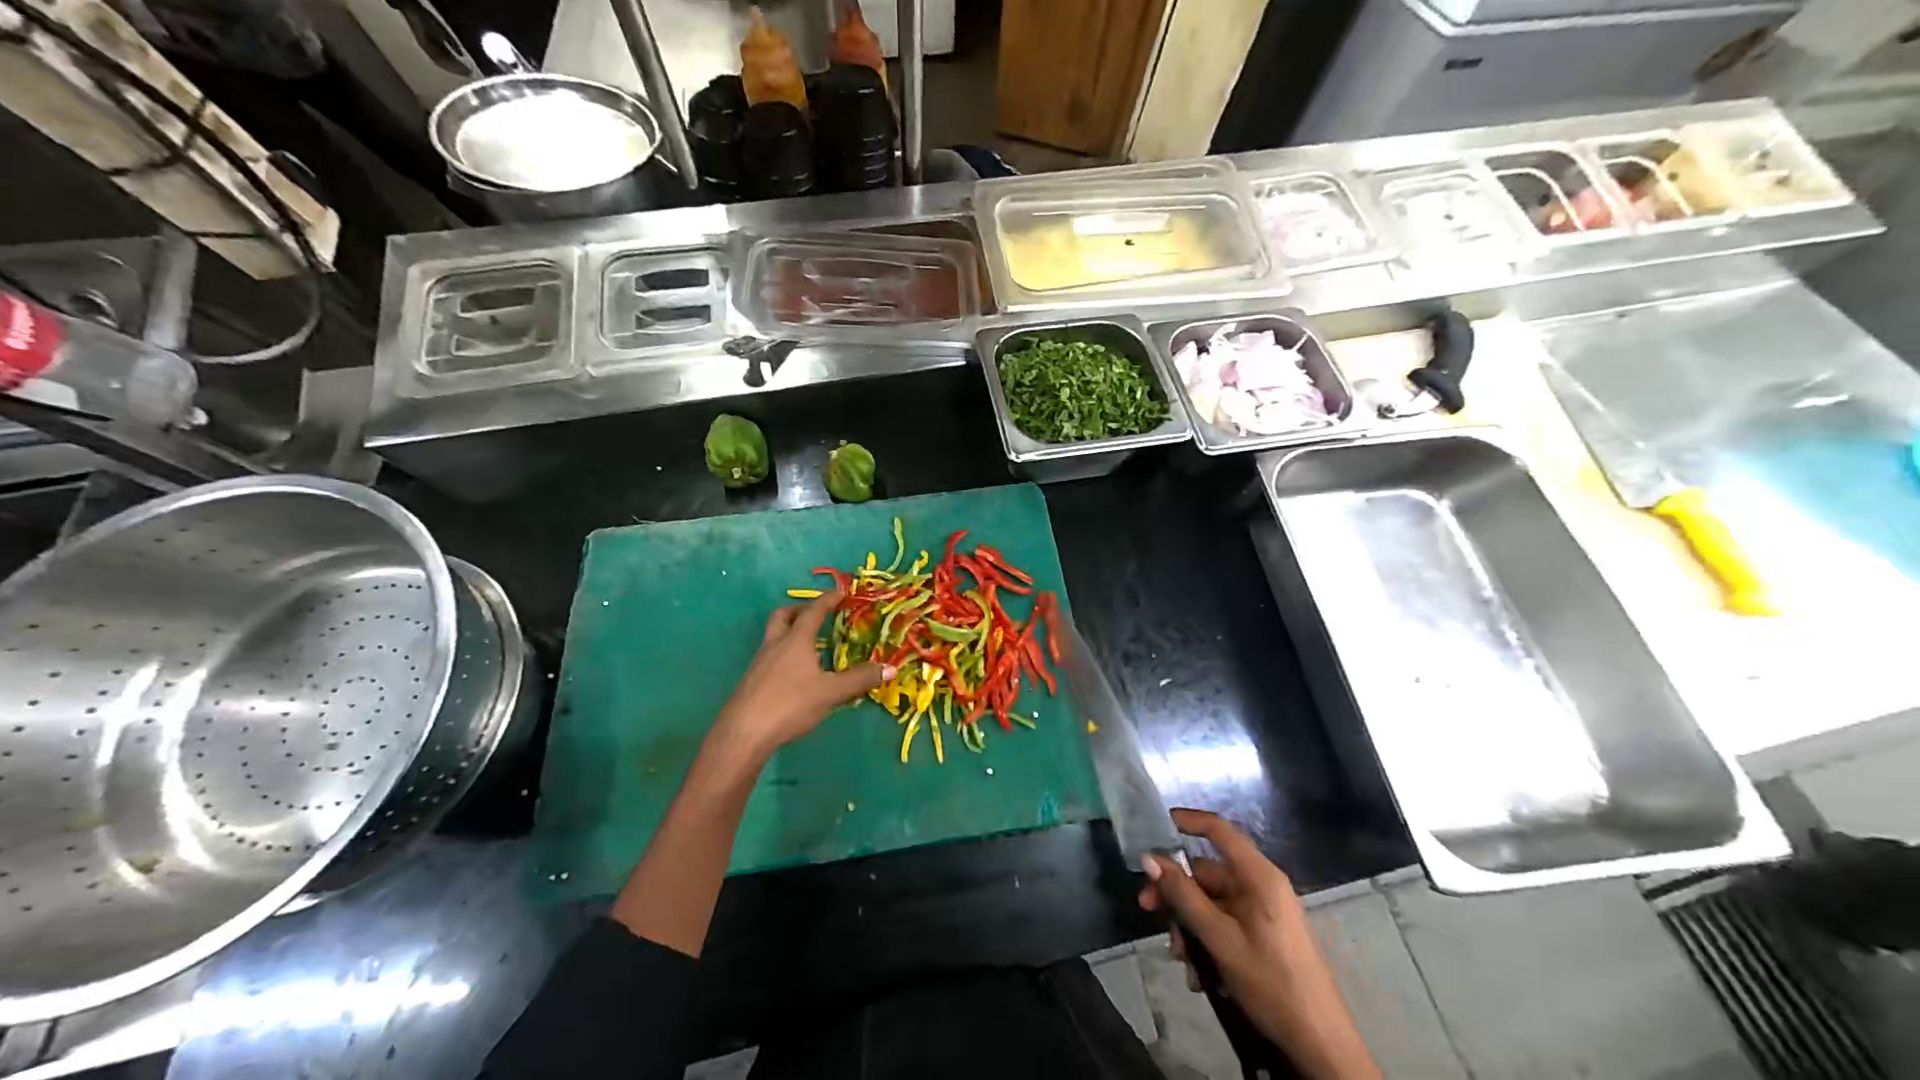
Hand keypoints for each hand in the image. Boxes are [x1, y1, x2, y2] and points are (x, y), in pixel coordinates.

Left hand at [713, 591, 889, 755]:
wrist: (744, 732)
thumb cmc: (790, 704)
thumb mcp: (831, 692)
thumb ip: (859, 679)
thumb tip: (890, 668)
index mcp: (795, 640)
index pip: (813, 611)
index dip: (828, 600)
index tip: (841, 592)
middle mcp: (775, 645)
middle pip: (783, 616)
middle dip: (799, 610)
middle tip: (816, 614)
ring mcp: (760, 663)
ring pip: (774, 636)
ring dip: (790, 633)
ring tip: (810, 645)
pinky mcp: (752, 681)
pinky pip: (770, 656)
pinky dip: (785, 654)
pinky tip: (796, 673)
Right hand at [1139, 809, 1379, 1079]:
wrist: (1320, 1043)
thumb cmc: (1271, 982)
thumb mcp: (1219, 938)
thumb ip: (1183, 896)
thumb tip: (1149, 858)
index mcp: (1258, 876)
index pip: (1219, 830)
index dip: (1187, 821)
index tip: (1155, 825)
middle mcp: (1261, 886)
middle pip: (1207, 873)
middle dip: (1176, 893)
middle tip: (1146, 910)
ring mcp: (1263, 912)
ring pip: (1211, 903)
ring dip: (1189, 925)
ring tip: (1181, 958)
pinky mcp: (1263, 936)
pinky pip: (1224, 924)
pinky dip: (1206, 941)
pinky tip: (1199, 974)